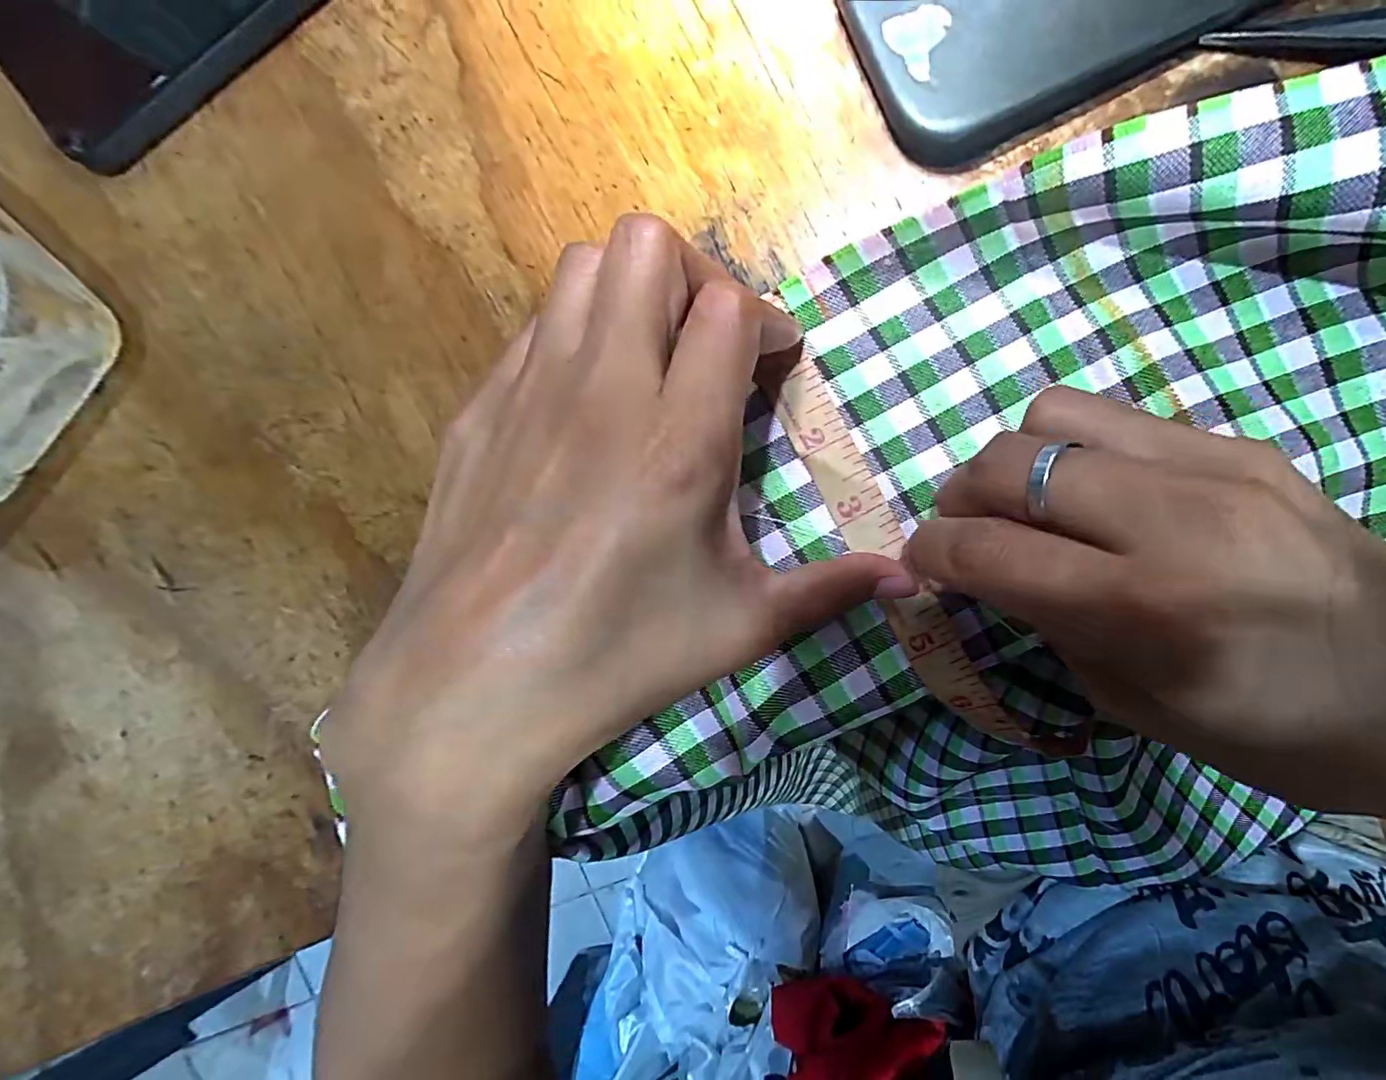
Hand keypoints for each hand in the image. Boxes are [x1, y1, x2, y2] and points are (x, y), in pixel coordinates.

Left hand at [324, 215, 915, 832]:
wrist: (473, 687)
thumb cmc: (621, 656)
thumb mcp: (742, 625)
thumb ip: (833, 587)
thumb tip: (911, 578)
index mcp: (680, 442)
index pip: (727, 308)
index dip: (765, 320)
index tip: (775, 365)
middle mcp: (603, 393)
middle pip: (647, 248)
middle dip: (697, 280)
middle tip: (711, 348)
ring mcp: (528, 391)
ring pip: (583, 268)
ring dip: (633, 295)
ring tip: (652, 363)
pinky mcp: (478, 410)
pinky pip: (536, 329)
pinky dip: (577, 337)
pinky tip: (587, 408)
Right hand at [907, 386, 1385, 824]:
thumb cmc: (1282, 736)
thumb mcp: (1137, 708)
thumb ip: (1048, 626)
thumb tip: (984, 574)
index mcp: (1150, 608)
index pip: (991, 551)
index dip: (931, 551)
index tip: (916, 563)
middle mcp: (1176, 517)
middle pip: (1007, 463)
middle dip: (957, 498)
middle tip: (963, 533)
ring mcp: (1213, 464)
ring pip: (1050, 415)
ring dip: (1013, 462)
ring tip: (1026, 505)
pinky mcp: (1237, 443)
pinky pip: (1112, 417)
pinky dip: (1072, 452)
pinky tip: (1091, 494)